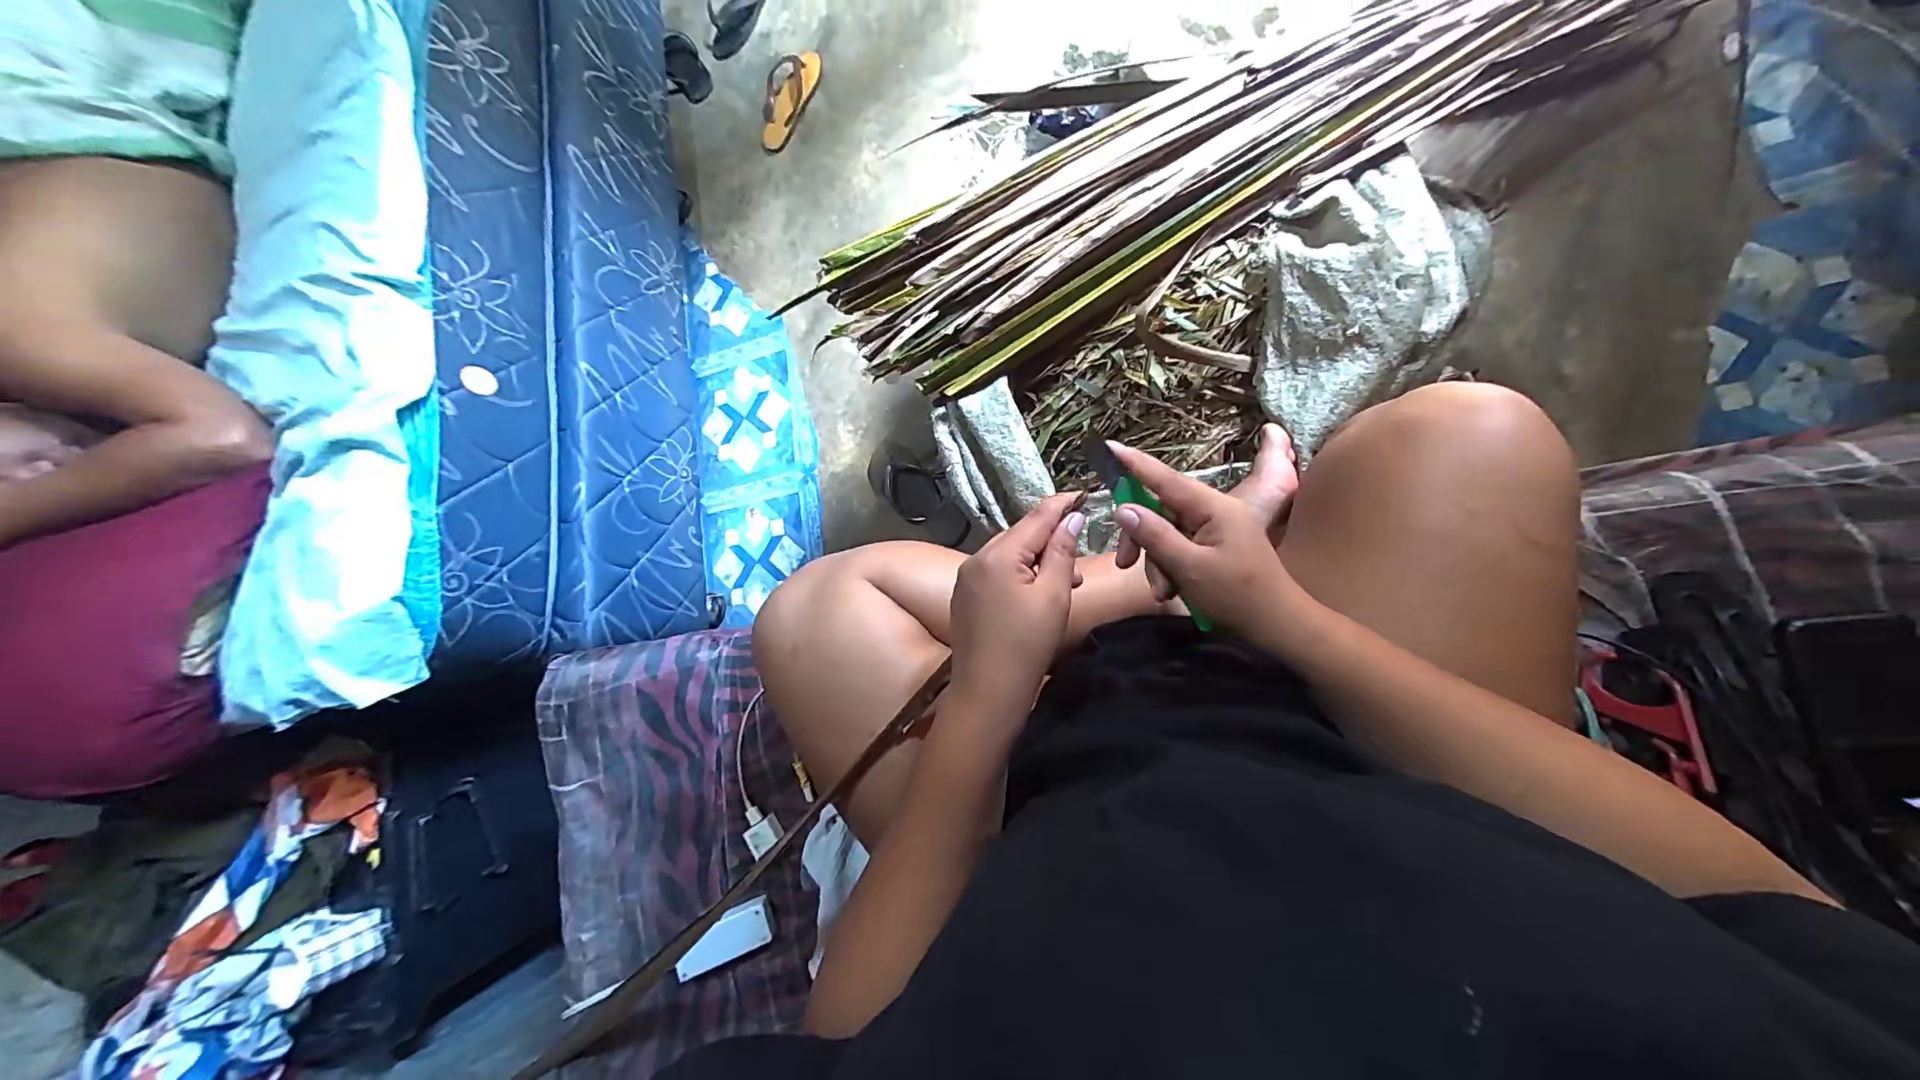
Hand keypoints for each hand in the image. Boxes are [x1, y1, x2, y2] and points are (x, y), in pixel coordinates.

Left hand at [948, 493, 1086, 708]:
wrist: (987, 691)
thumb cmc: (1027, 643)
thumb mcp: (1054, 595)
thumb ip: (1062, 551)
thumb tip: (1071, 517)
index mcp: (998, 554)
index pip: (1036, 517)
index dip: (1061, 504)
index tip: (1082, 493)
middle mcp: (976, 559)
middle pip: (1019, 535)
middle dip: (1050, 540)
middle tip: (1078, 558)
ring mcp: (965, 578)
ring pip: (1007, 555)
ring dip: (1035, 561)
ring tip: (1064, 582)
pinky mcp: (963, 597)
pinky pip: (995, 573)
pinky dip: (1018, 575)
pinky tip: (1035, 594)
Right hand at [1109, 440, 1305, 638]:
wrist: (1276, 627)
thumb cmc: (1237, 596)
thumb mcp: (1189, 567)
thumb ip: (1154, 535)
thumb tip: (1124, 509)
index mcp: (1215, 508)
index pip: (1167, 479)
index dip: (1136, 464)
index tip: (1111, 446)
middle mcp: (1214, 512)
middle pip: (1159, 511)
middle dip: (1142, 539)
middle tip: (1125, 563)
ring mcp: (1213, 530)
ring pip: (1164, 533)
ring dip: (1155, 561)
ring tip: (1162, 591)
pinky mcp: (1211, 547)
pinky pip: (1176, 548)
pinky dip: (1167, 567)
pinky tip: (1170, 590)